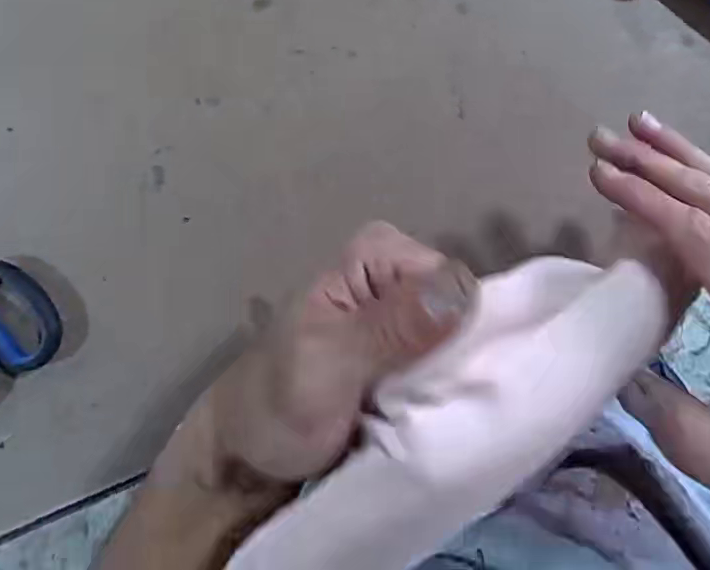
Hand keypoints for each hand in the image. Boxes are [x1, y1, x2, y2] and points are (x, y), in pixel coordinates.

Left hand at [197, 221, 477, 482]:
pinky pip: (451, 357)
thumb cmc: (275, 403)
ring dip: (449, 373)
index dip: (449, 328)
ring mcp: (409, 308)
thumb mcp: (329, 363)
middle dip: (453, 352)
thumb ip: (392, 327)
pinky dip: (442, 386)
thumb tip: (458, 295)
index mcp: (378, 251)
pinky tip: (428, 410)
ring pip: (462, 334)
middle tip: (425, 399)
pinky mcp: (414, 344)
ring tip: (424, 410)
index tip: (424, 376)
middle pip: (462, 304)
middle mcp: (401, 268)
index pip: (450, 279)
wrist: (248, 458)